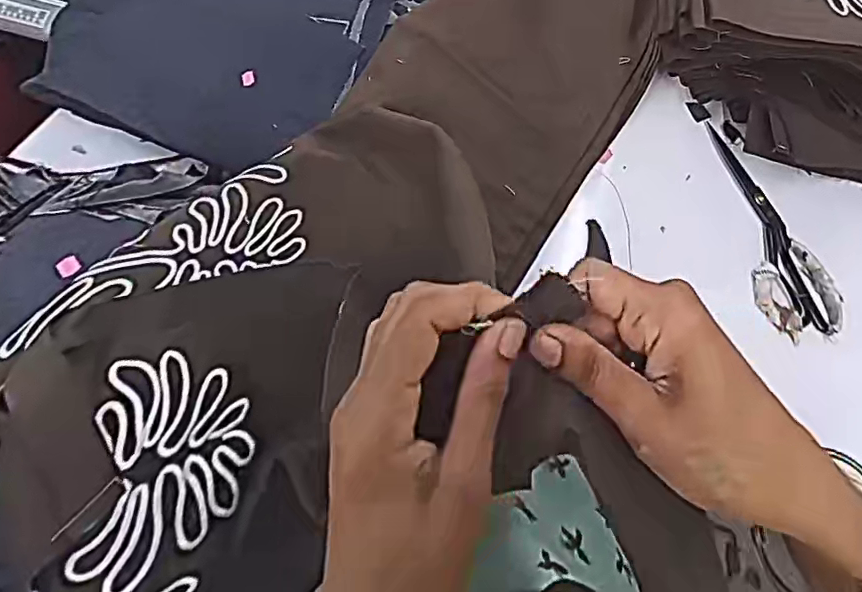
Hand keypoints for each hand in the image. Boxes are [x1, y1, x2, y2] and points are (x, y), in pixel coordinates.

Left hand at [321, 281, 525, 591]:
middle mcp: (356, 401)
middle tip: (503, 316)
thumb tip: (505, 335)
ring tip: (488, 328)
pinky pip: (392, 347)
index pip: (415, 317)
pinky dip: (430, 331)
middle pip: (401, 307)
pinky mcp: (362, 414)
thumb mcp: (465, 484)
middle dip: (458, 297)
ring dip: (444, 309)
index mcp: (376, 415)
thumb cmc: (414, 568)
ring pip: (394, 320)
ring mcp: (354, 406)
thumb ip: (483, 398)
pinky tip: (461, 349)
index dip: (466, 299)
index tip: (507, 312)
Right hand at [529, 260, 861, 589]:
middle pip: (595, 299)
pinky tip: (626, 400)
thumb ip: (590, 370)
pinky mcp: (678, 341)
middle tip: (578, 388)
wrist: (786, 484)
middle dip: (577, 341)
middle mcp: (672, 304)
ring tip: (613, 403)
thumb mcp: (647, 418)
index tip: (540, 346)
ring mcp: (676, 322)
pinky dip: (617, 365)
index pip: (587, 277)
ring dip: (598, 358)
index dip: (557, 311)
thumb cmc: (737, 455)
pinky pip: (629, 337)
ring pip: (609, 321)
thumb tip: (544, 338)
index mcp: (667, 307)